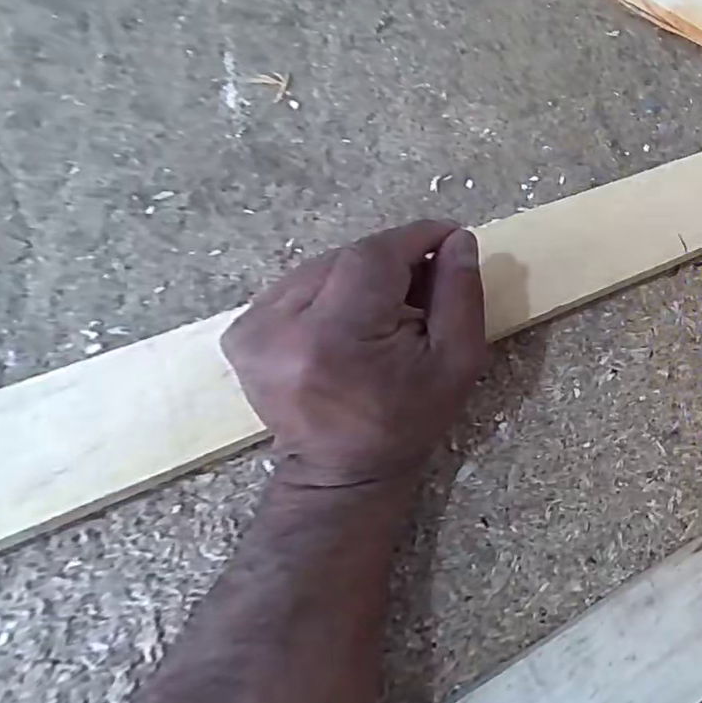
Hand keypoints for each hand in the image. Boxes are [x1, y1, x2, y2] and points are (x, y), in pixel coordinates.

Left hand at [222, 220, 488, 487]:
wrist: (344, 468)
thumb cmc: (412, 416)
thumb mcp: (459, 357)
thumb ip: (460, 293)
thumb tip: (458, 240)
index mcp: (333, 337)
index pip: (373, 257)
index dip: (417, 237)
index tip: (453, 235)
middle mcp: (277, 326)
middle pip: (347, 257)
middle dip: (397, 257)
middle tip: (435, 275)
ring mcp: (250, 328)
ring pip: (323, 266)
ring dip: (369, 271)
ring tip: (402, 298)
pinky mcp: (241, 331)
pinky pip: (302, 284)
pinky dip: (341, 286)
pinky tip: (364, 310)